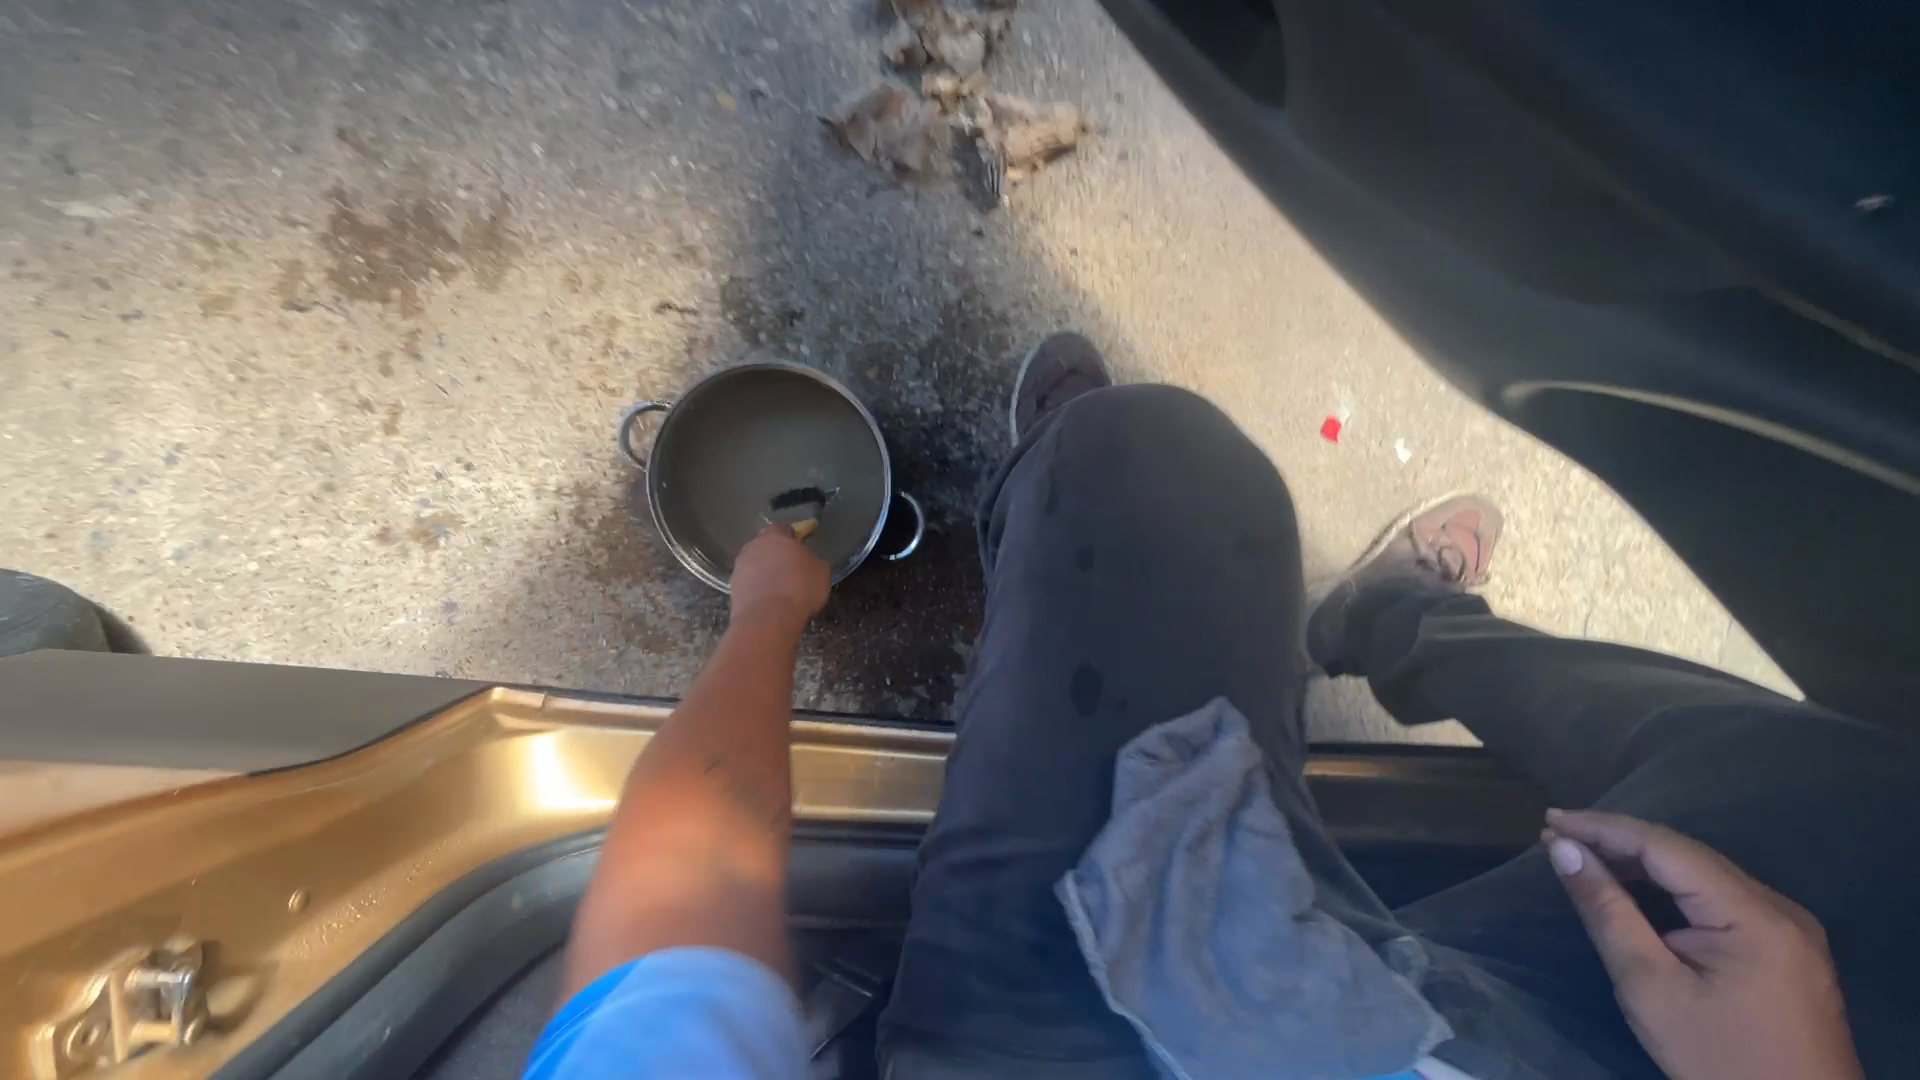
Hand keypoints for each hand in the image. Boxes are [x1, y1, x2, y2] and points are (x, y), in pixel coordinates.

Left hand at [729, 524, 829, 627]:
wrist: (768, 618)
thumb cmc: (800, 588)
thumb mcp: (821, 571)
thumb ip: (813, 560)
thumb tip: (809, 561)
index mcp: (775, 537)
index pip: (782, 528)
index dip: (792, 536)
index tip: (801, 546)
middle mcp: (753, 547)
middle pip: (764, 545)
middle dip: (775, 554)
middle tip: (790, 568)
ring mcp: (739, 568)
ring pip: (754, 565)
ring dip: (764, 572)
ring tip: (779, 588)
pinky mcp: (732, 589)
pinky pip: (749, 584)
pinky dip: (757, 589)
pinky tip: (769, 601)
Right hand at [1544, 809, 1861, 1079]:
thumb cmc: (1716, 1055)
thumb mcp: (1646, 982)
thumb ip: (1605, 908)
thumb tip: (1562, 847)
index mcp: (1754, 916)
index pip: (1664, 847)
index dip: (1602, 827)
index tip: (1548, 821)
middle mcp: (1778, 909)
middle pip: (1683, 853)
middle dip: (1616, 837)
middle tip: (1556, 833)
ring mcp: (1786, 926)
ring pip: (1697, 869)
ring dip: (1637, 857)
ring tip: (1580, 852)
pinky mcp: (1782, 943)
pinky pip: (1713, 891)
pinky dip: (1664, 880)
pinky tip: (1629, 881)